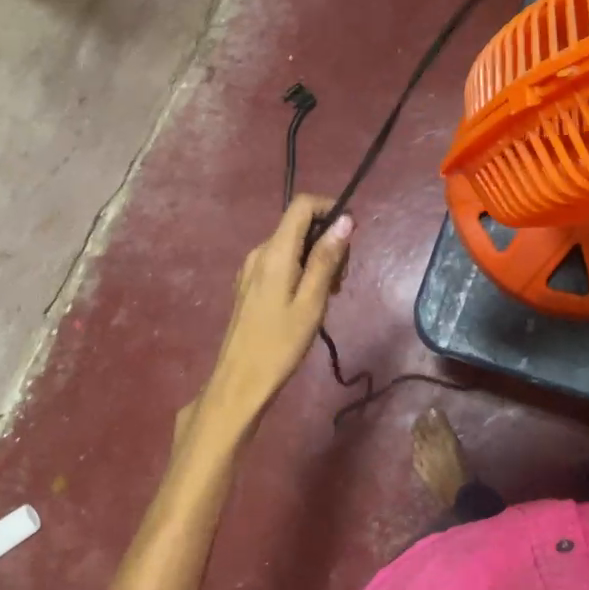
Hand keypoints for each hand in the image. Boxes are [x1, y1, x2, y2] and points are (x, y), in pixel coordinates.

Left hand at [198, 195, 354, 429]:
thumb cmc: (280, 344)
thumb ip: (327, 258)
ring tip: (328, 295)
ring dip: (318, 260)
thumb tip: (345, 219)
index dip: (329, 209)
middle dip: (328, 242)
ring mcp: (252, 269)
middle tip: (342, 279)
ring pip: (294, 246)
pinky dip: (303, 271)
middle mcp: (260, 252)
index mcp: (275, 252)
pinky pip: (282, 262)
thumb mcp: (312, 301)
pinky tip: (309, 301)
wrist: (238, 384)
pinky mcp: (250, 285)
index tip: (350, 237)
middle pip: (300, 225)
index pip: (302, 205)